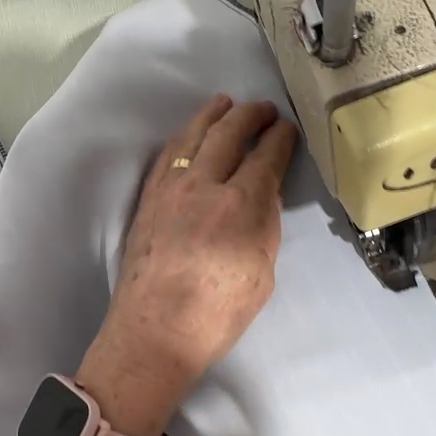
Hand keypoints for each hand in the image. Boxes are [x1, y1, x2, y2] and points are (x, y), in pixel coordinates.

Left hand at [77, 95, 297, 435]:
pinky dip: (183, 139)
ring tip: (225, 104)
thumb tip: (263, 195)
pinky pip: (167, 157)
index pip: (265, 157)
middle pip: (228, 134)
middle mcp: (203, 186)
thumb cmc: (217, 314)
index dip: (279, 138)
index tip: (287, 128)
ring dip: (212, 116)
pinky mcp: (147, 201)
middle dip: (249, 115)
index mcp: (241, 205)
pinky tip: (189, 136)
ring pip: (192, 138)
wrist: (155, 331)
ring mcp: (169, 191)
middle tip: (263, 108)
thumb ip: (264, 227)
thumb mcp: (261, 274)